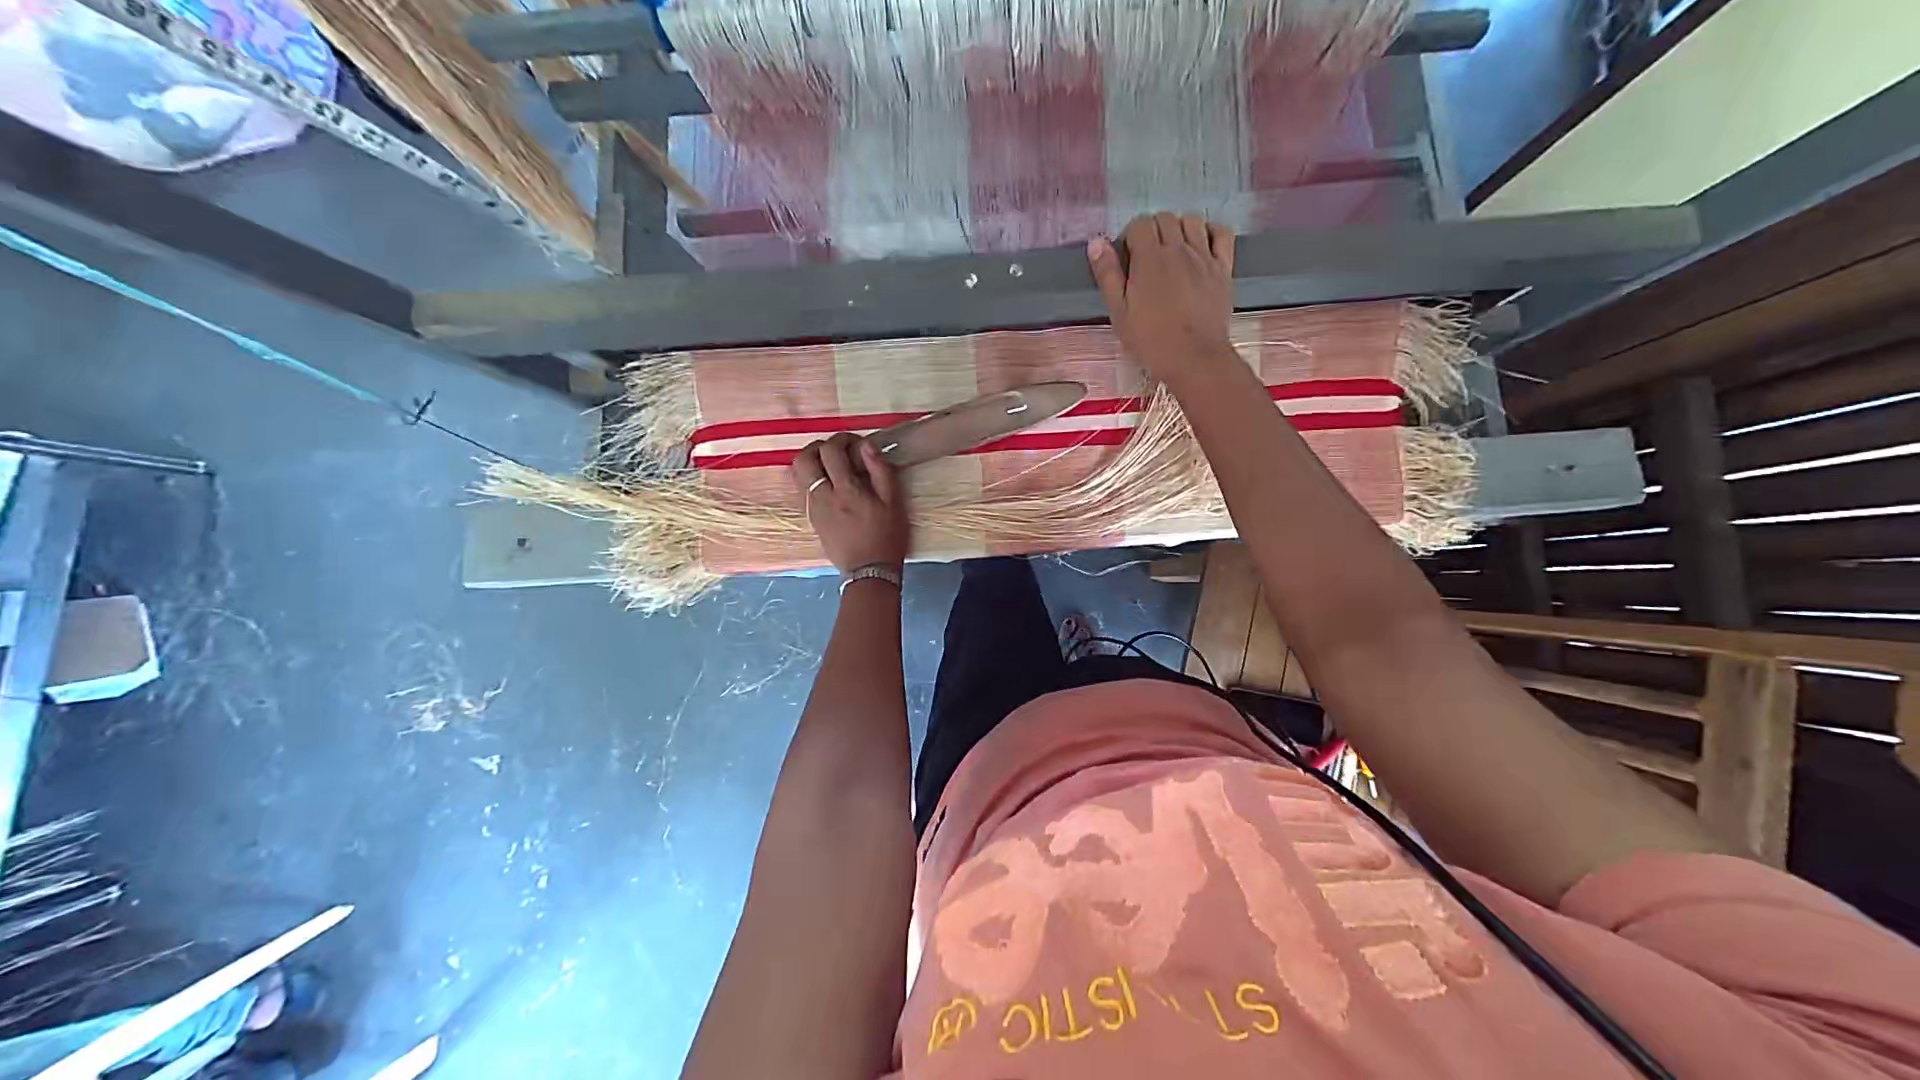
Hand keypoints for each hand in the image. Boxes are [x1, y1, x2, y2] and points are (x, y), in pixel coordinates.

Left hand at [790, 433, 908, 573]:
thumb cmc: (886, 536)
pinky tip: (830, 484)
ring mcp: (813, 507)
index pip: (831, 450)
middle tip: (838, 451)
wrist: (868, 571)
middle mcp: (823, 496)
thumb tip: (867, 445)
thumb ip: (880, 470)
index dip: (842, 439)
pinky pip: (803, 489)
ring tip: (831, 466)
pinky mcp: (811, 518)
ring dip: (812, 462)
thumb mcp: (893, 502)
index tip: (855, 443)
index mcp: (845, 490)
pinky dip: (812, 478)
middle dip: (819, 447)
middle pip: (804, 458)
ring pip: (798, 473)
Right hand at [1087, 213, 1237, 383]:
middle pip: (1165, 218)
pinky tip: (1201, 245)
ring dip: (1178, 228)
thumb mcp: (1119, 313)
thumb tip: (1096, 242)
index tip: (1127, 258)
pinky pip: (1222, 233)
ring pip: (1192, 220)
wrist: (1194, 357)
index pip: (1140, 224)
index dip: (1130, 236)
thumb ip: (1108, 275)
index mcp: (1150, 259)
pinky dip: (1210, 232)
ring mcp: (1204, 256)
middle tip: (1146, 257)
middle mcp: (1179, 249)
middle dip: (1152, 231)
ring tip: (1172, 250)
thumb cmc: (1151, 340)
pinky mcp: (1223, 268)